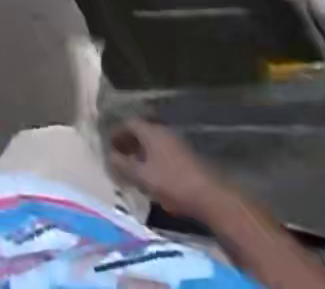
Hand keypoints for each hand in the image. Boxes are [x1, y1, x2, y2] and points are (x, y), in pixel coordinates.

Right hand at [108, 120, 228, 218]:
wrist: (214, 201)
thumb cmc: (173, 184)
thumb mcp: (142, 176)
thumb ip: (123, 165)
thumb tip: (110, 156)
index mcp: (151, 132)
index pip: (128, 124)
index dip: (117, 133)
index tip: (110, 146)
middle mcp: (165, 133)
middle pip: (143, 133)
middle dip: (130, 143)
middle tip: (121, 156)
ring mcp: (180, 146)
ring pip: (156, 144)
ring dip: (144, 153)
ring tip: (136, 168)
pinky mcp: (191, 160)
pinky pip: (167, 154)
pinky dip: (156, 160)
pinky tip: (156, 176)